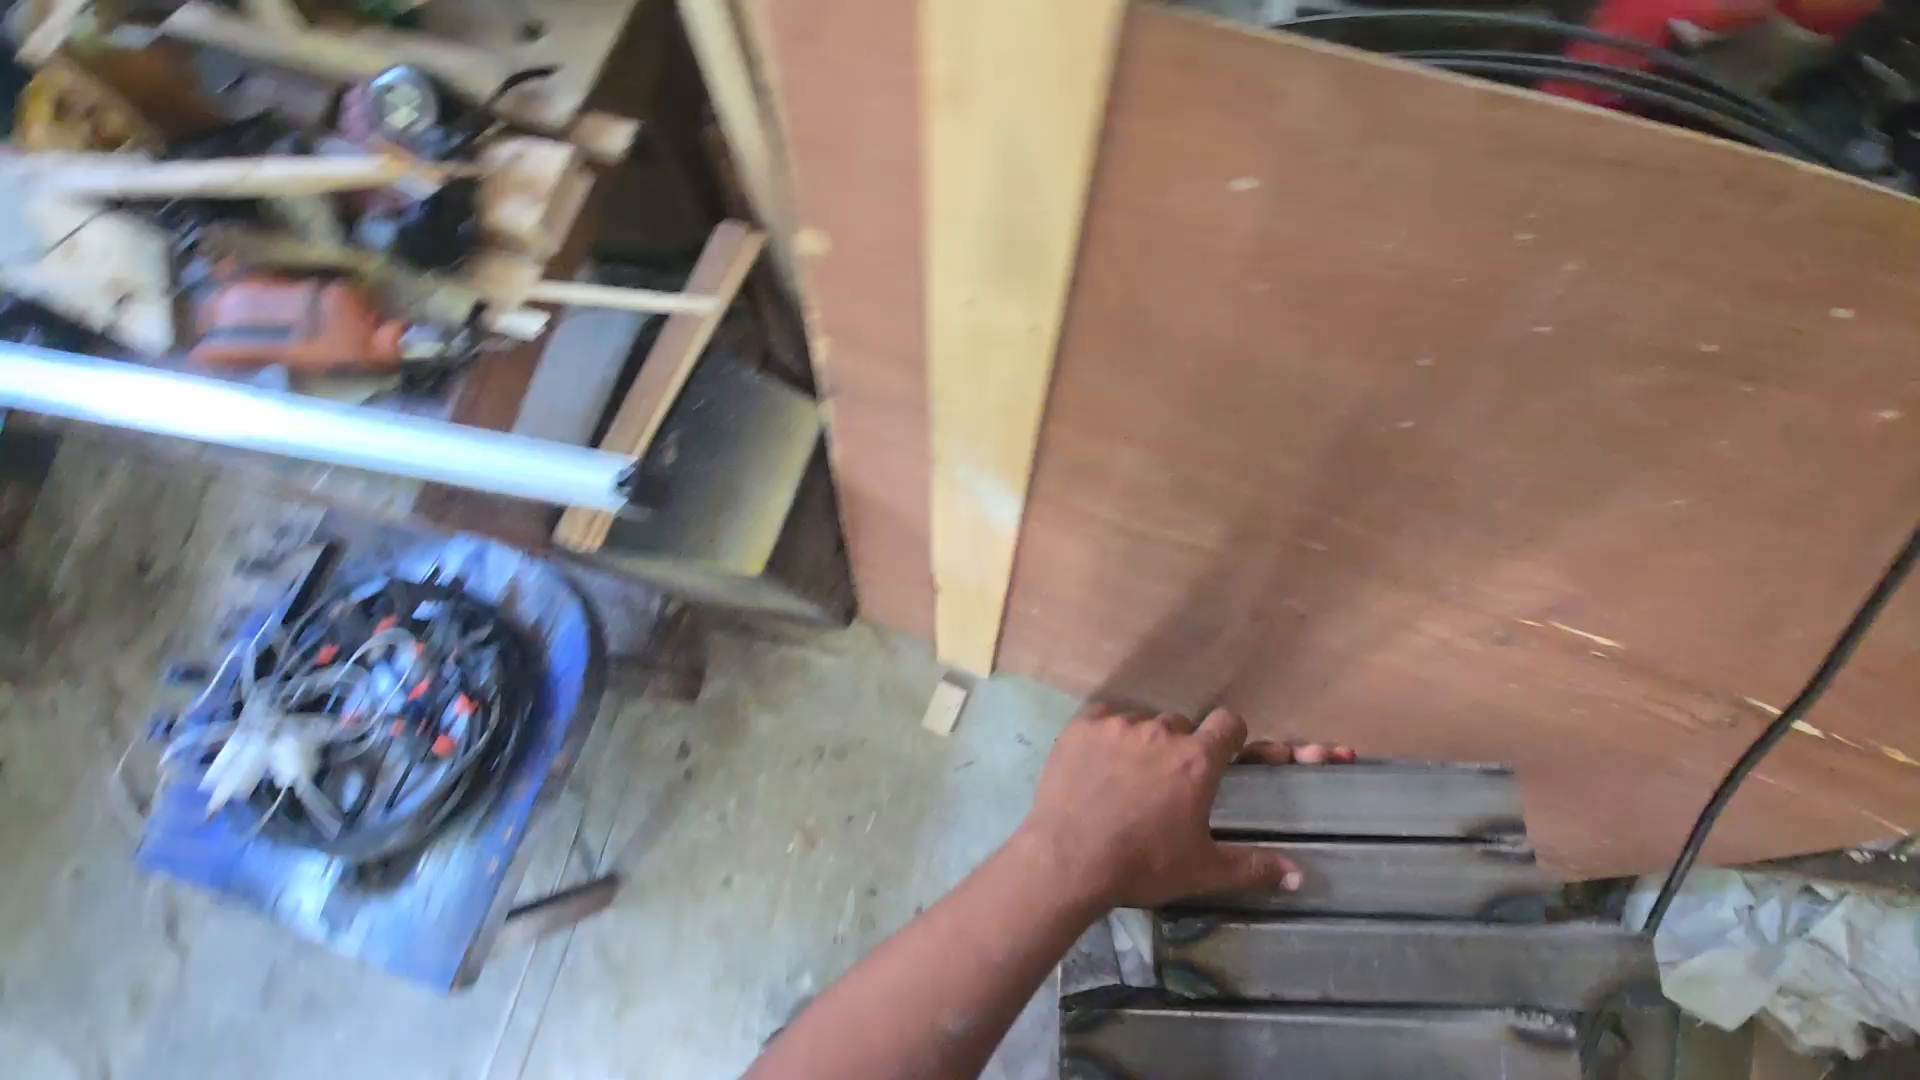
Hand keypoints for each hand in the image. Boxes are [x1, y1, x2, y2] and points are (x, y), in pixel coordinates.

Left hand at [1012, 705, 1352, 909]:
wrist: (1070, 859)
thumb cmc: (1143, 865)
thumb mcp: (1202, 870)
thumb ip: (1253, 866)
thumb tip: (1299, 874)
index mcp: (1197, 760)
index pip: (1228, 723)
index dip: (1228, 737)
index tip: (1221, 756)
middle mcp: (1160, 732)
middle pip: (1179, 726)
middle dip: (1178, 748)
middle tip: (1165, 784)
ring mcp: (1117, 726)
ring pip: (1139, 723)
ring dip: (1140, 743)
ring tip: (1125, 779)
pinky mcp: (1081, 727)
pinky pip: (1102, 719)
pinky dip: (1104, 735)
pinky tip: (1097, 763)